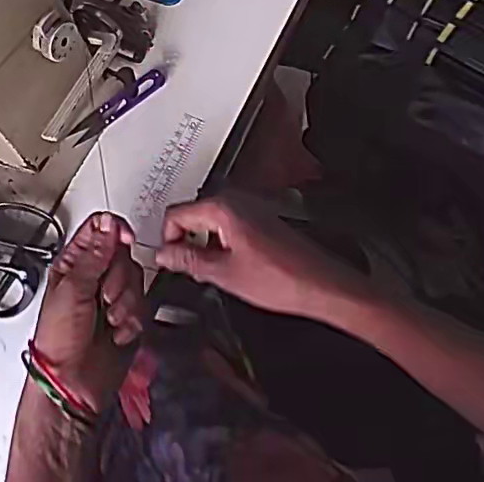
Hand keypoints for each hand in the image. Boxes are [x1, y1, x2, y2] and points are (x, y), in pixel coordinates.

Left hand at [31, 212, 146, 408]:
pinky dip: (132, 320)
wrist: (72, 384)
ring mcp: (112, 296)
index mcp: (74, 263)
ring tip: (109, 318)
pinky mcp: (128, 317)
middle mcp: (94, 275)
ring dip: (125, 301)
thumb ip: (94, 255)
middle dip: (118, 276)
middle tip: (104, 295)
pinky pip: (143, 305)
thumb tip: (108, 225)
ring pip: (135, 278)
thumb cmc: (58, 339)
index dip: (114, 229)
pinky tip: (116, 332)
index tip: (123, 238)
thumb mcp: (72, 289)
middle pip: (122, 253)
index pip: (99, 229)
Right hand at [154, 194, 366, 318]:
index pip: (176, 214)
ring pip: (207, 220)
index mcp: (222, 207)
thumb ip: (188, 261)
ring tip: (208, 271)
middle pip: (191, 214)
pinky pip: (225, 223)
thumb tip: (165, 254)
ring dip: (201, 242)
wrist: (319, 284)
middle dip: (184, 240)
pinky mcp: (257, 217)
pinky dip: (218, 241)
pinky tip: (228, 265)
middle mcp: (234, 199)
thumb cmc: (282, 277)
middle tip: (185, 268)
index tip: (168, 260)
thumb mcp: (224, 274)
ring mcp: (247, 206)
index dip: (167, 239)